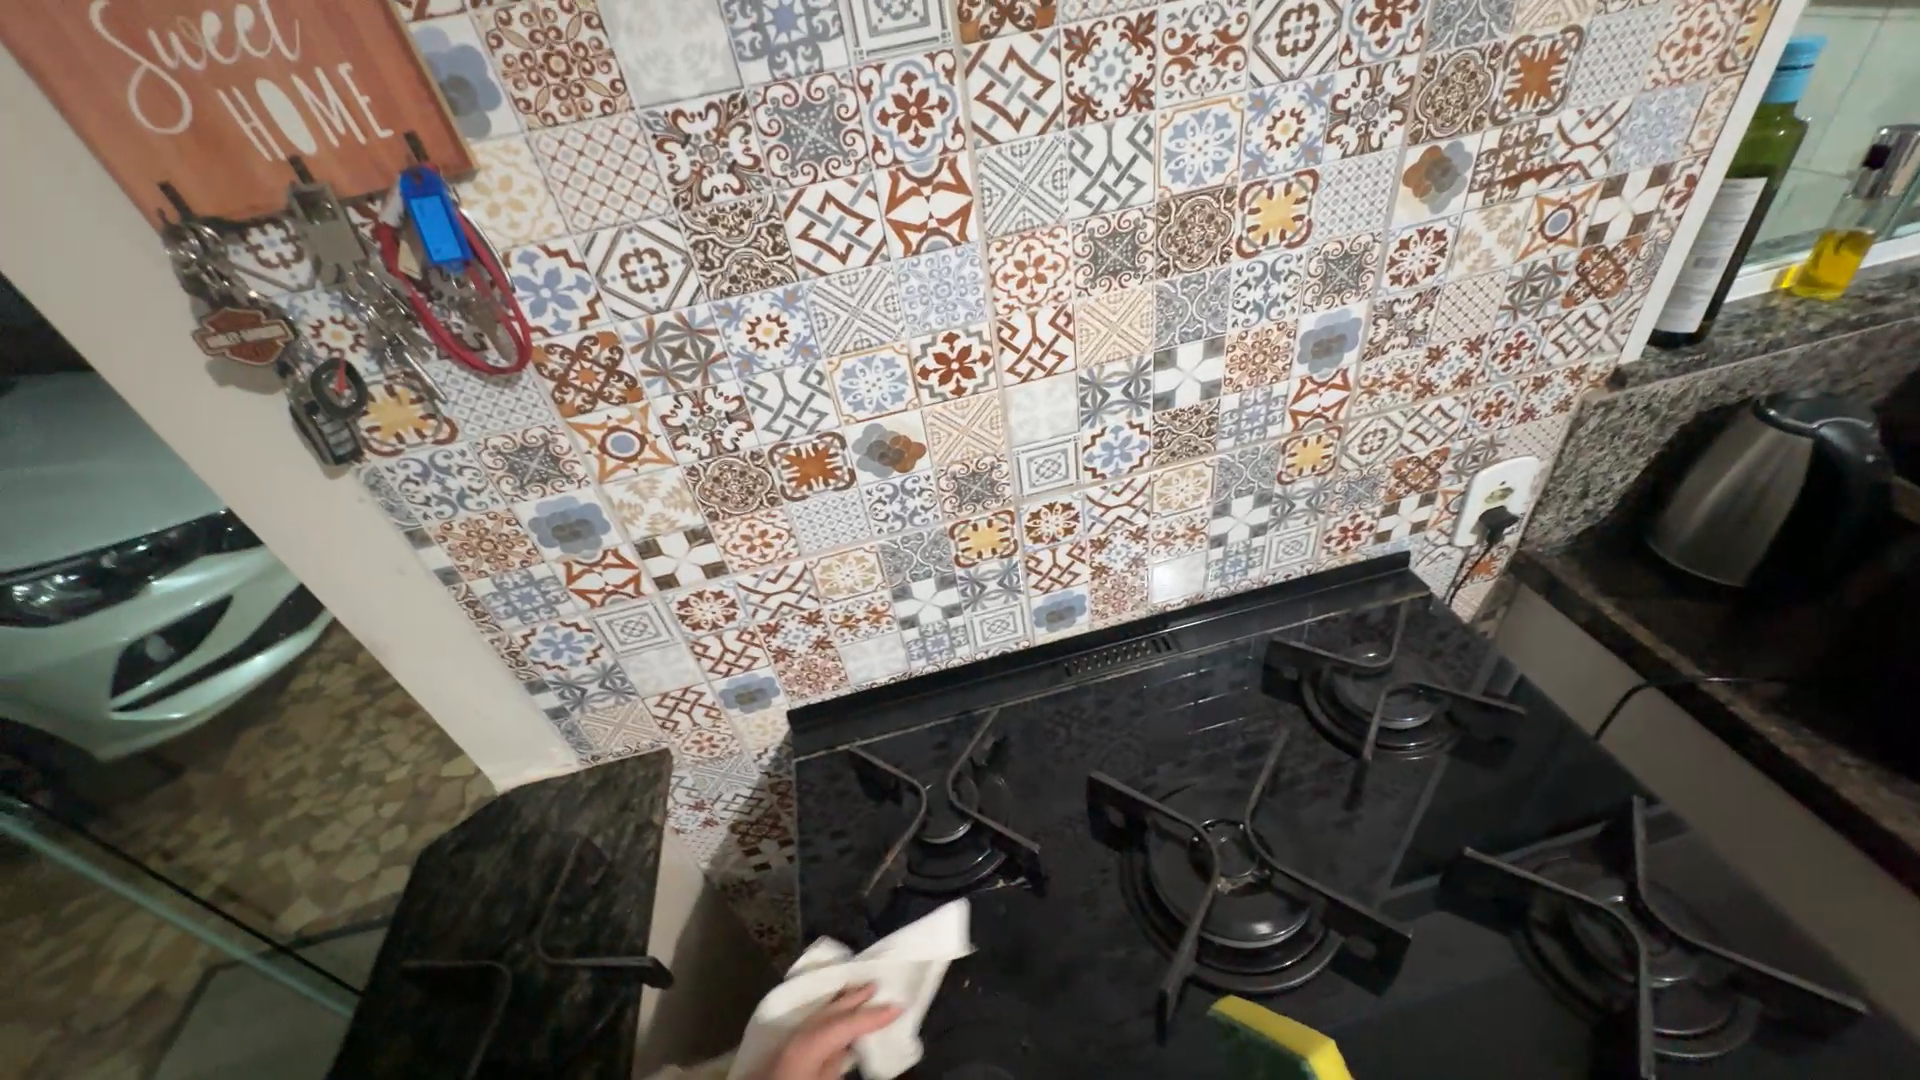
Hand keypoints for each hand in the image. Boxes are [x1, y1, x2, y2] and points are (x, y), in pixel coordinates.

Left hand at [759, 983, 902, 1079]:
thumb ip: (835, 1068)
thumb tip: (851, 1048)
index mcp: (802, 1055)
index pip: (839, 1027)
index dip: (868, 1016)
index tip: (896, 1007)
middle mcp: (788, 1048)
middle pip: (821, 1018)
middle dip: (849, 1001)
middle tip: (874, 986)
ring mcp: (776, 1055)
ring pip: (809, 1021)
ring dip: (835, 1007)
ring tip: (856, 993)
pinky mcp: (772, 1065)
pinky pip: (802, 1032)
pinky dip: (821, 1021)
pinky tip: (831, 1021)